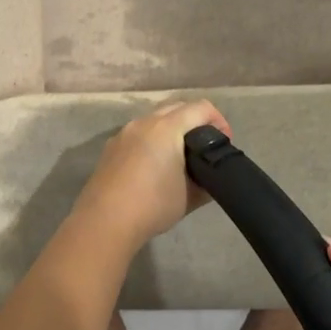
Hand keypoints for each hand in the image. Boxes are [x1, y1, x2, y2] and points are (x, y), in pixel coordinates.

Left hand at [71, 100, 230, 246]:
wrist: (105, 221)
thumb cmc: (153, 205)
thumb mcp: (190, 197)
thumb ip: (205, 182)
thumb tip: (208, 179)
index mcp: (166, 127)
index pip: (200, 108)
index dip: (219, 120)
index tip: (225, 142)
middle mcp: (142, 123)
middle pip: (175, 108)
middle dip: (195, 121)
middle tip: (205, 146)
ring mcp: (123, 134)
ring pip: (153, 120)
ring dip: (171, 130)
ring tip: (180, 156)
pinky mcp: (110, 149)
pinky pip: (137, 135)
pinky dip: (151, 141)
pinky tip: (154, 167)